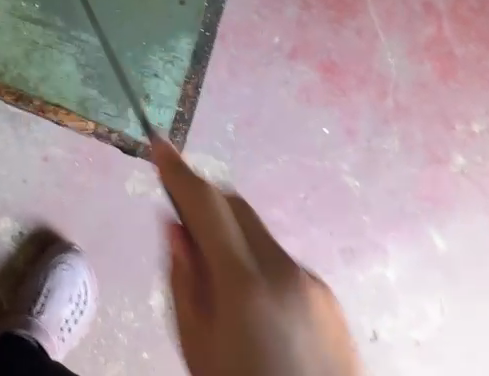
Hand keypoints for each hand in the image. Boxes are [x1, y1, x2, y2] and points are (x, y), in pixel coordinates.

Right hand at [153, 138, 359, 375]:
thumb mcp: (195, 344)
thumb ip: (182, 278)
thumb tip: (175, 226)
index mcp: (245, 282)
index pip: (206, 203)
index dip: (178, 171)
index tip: (158, 144)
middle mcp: (284, 269)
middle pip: (236, 208)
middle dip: (205, 202)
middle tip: (179, 222)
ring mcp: (313, 284)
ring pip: (258, 236)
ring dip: (231, 239)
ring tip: (219, 289)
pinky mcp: (331, 301)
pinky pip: (282, 264)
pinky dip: (257, 266)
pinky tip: (254, 310)